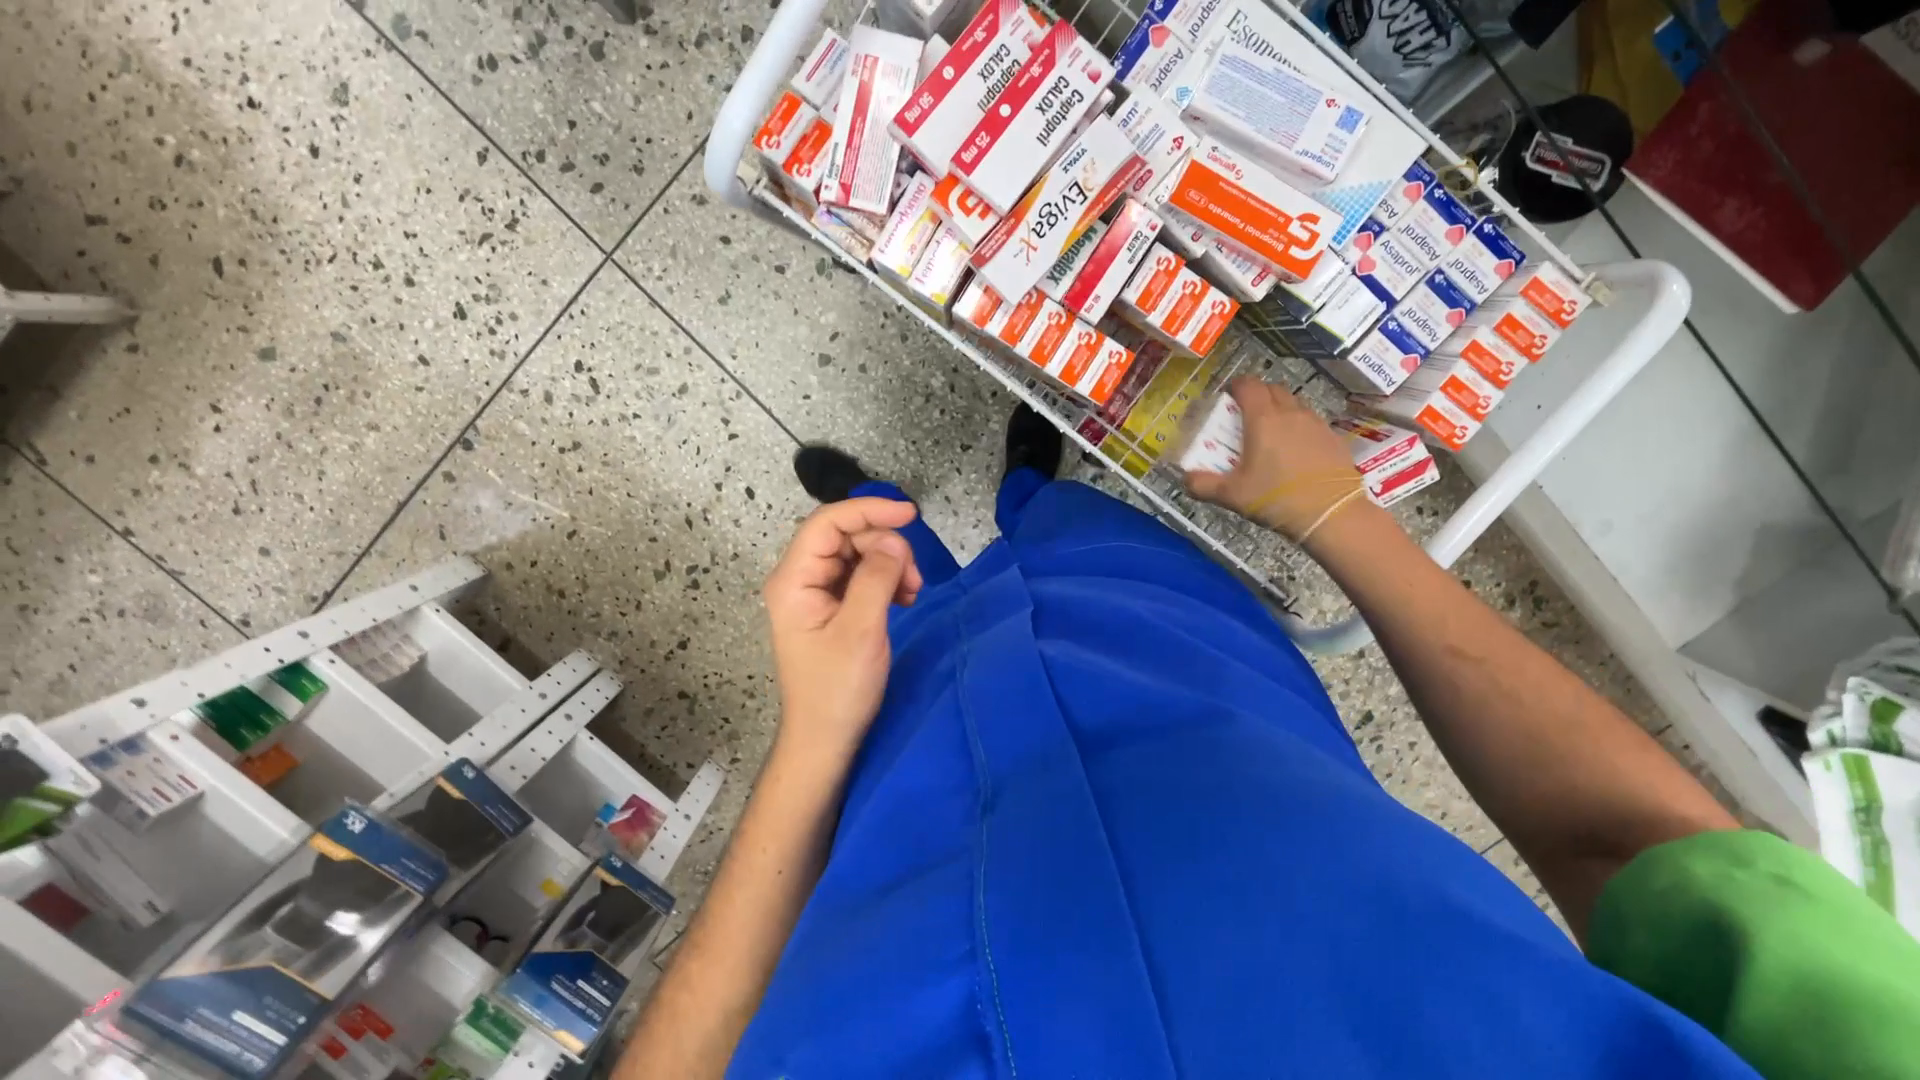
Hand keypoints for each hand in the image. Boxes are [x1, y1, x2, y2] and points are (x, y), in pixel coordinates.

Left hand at [762, 498, 922, 769]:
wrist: (825, 739)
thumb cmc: (838, 689)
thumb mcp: (861, 631)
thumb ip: (876, 578)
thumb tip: (895, 541)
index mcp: (793, 580)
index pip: (828, 522)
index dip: (869, 510)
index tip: (911, 515)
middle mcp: (799, 579)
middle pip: (845, 536)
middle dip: (885, 545)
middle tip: (914, 577)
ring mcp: (815, 594)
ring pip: (857, 554)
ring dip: (890, 564)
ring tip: (913, 592)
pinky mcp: (831, 608)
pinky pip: (860, 576)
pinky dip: (886, 580)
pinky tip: (904, 599)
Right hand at [1184, 377, 1384, 551]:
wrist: (1332, 514)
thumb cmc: (1277, 499)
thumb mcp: (1232, 496)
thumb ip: (1203, 485)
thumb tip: (1185, 479)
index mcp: (1263, 419)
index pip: (1248, 385)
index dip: (1235, 387)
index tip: (1227, 398)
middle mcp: (1291, 413)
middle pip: (1272, 389)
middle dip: (1257, 395)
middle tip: (1245, 415)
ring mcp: (1316, 423)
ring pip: (1294, 403)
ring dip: (1279, 409)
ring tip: (1270, 433)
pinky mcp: (1333, 437)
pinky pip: (1311, 421)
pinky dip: (1299, 426)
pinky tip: (1295, 450)